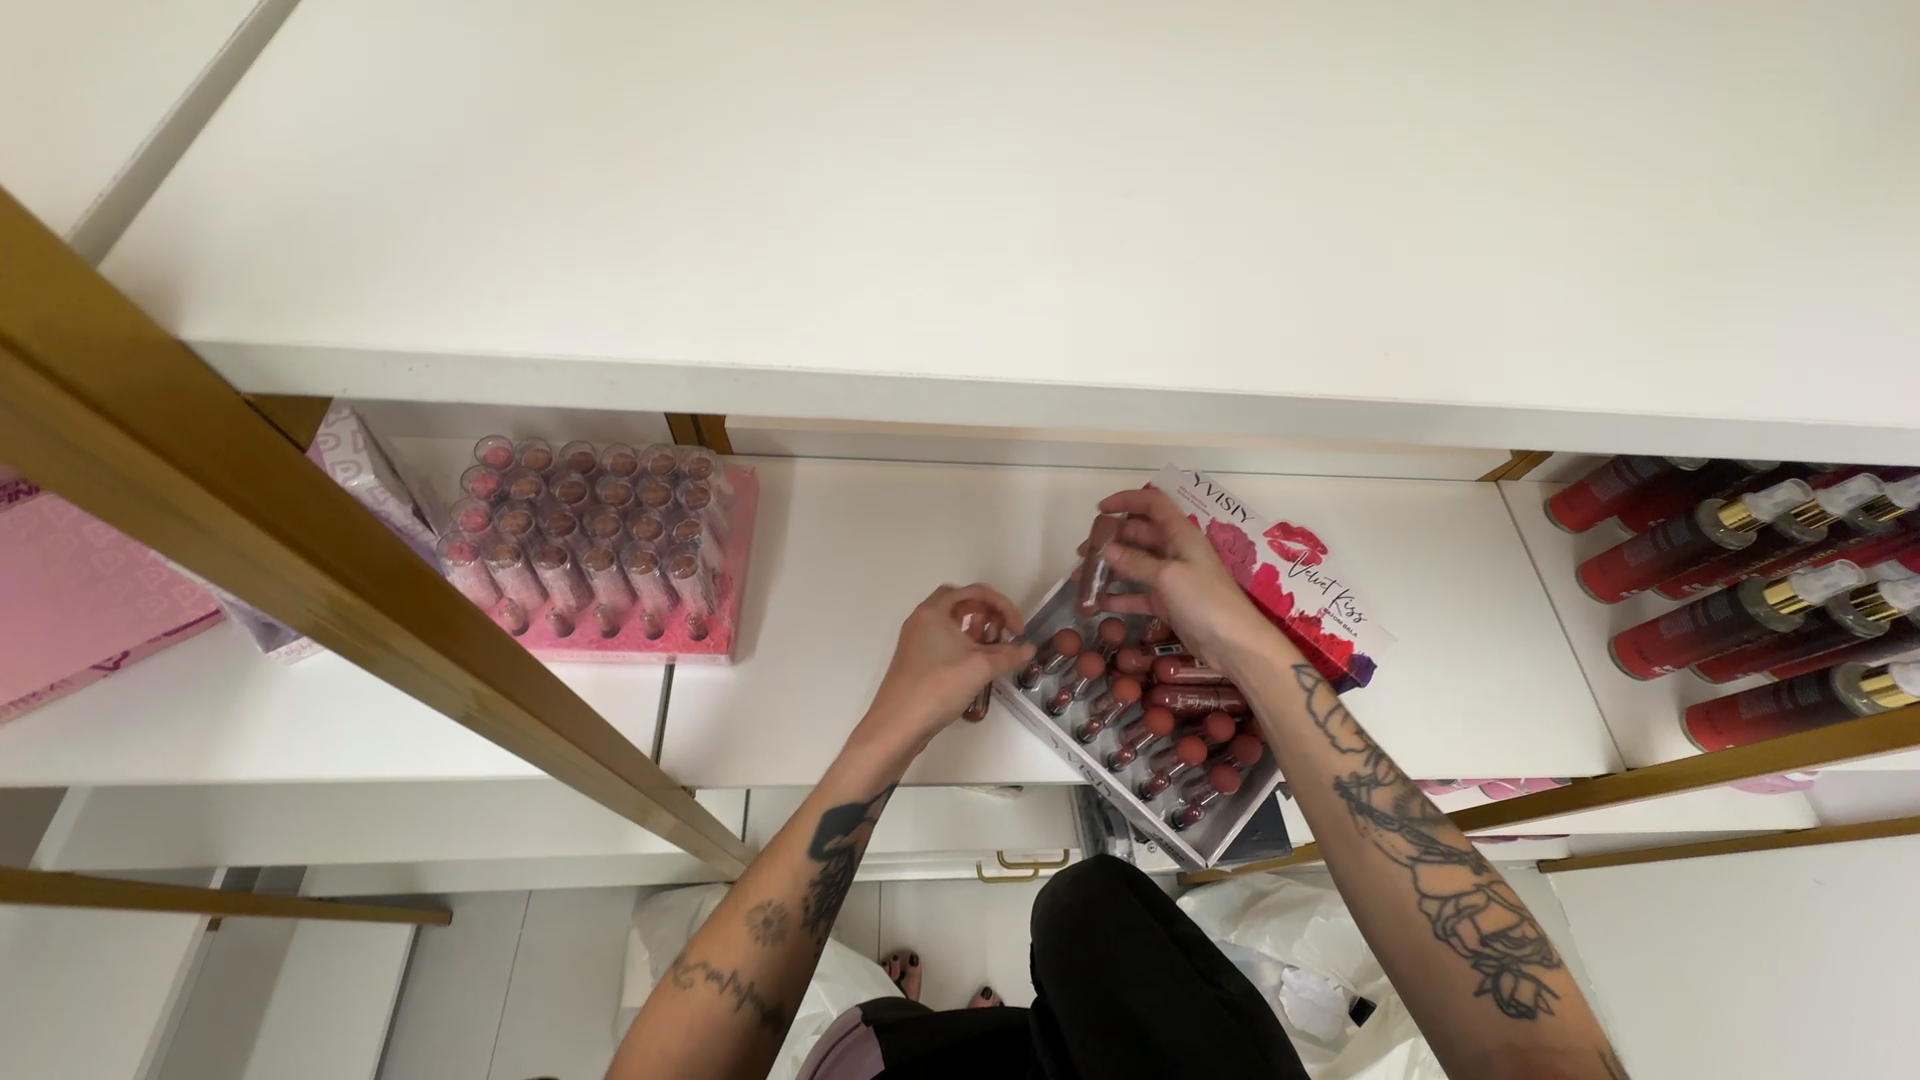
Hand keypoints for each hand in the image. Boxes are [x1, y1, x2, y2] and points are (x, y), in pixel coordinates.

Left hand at [857, 584, 1035, 754]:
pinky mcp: (916, 659)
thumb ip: (1008, 655)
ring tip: (991, 651)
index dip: (1003, 606)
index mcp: (934, 611)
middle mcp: (922, 619)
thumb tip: (1029, 649)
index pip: (975, 592)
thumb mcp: (980, 668)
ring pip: (951, 622)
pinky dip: (963, 645)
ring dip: (975, 630)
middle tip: (1001, 634)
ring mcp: (916, 639)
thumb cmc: (938, 687)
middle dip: (987, 614)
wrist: (898, 724)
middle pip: (960, 602)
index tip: (1017, 630)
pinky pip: (943, 640)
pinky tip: (975, 666)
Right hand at [1082, 488, 1297, 672]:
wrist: (1234, 644)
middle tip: (1082, 553)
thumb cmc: (1206, 601)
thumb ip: (1136, 562)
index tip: (1099, 510)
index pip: (1153, 504)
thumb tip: (1106, 551)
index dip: (1127, 501)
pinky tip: (1096, 603)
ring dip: (1109, 569)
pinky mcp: (1167, 602)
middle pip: (1138, 535)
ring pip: (1134, 565)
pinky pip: (1137, 593)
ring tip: (1081, 578)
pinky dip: (1118, 596)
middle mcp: (1175, 551)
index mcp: (1181, 534)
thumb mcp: (1168, 576)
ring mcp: (1171, 577)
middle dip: (1110, 540)